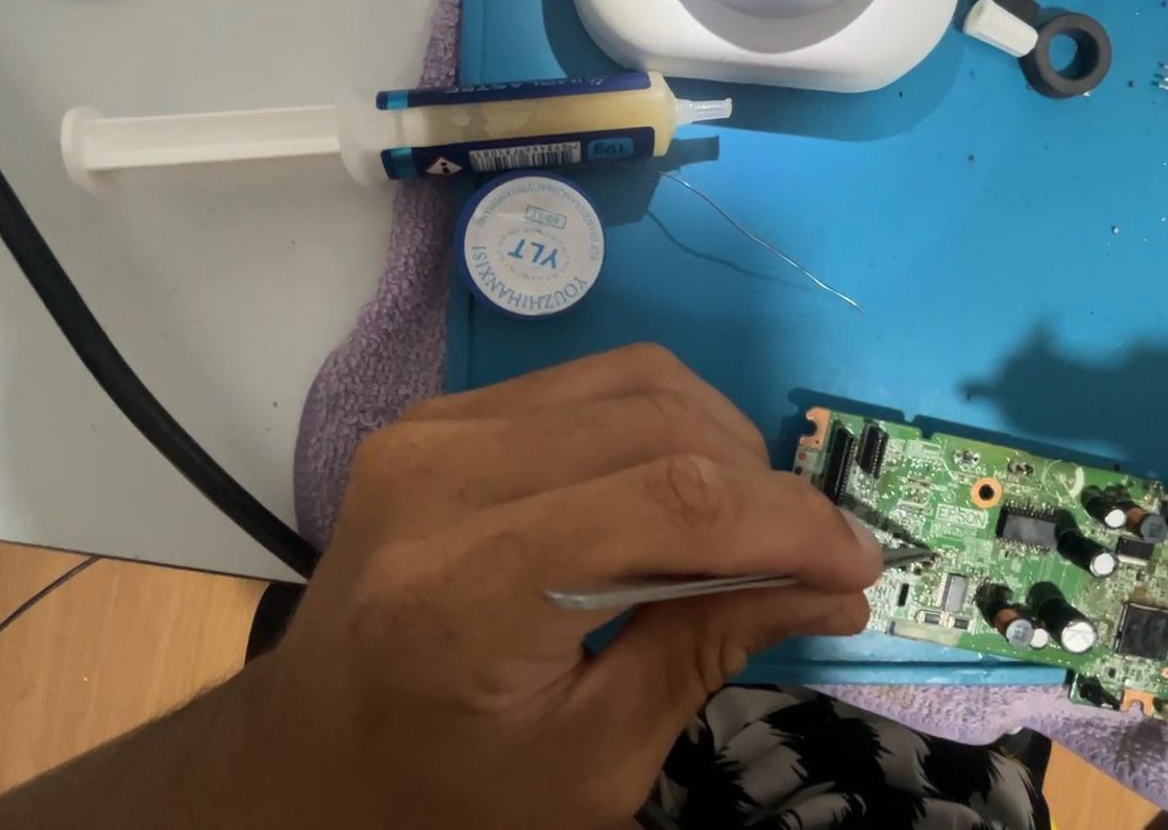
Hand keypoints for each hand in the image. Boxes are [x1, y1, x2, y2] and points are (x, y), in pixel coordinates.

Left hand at [263, 344, 883, 828]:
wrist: (313, 746)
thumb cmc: (446, 787)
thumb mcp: (592, 760)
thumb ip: (709, 649)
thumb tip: (829, 584)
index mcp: (464, 588)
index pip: (666, 502)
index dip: (782, 520)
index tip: (854, 561)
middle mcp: (442, 474)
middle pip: (657, 425)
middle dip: (763, 484)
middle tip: (809, 551)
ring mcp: (435, 426)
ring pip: (634, 381)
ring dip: (719, 440)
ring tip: (746, 515)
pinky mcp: (444, 411)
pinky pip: (591, 381)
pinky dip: (663, 418)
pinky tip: (678, 478)